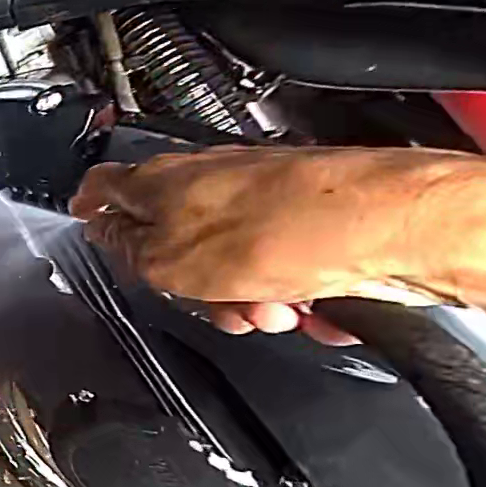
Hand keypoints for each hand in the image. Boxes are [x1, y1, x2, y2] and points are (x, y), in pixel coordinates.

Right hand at [67, 147, 485, 342]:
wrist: (402, 226)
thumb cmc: (290, 233)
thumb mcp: (169, 263)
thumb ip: (126, 251)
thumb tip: (108, 237)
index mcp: (162, 181)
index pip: (103, 186)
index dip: (88, 208)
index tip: (83, 221)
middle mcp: (208, 177)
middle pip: (167, 236)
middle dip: (181, 281)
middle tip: (199, 302)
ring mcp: (260, 193)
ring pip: (221, 256)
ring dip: (234, 294)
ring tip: (268, 309)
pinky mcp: (308, 213)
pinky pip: (272, 260)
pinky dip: (280, 286)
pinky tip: (302, 301)